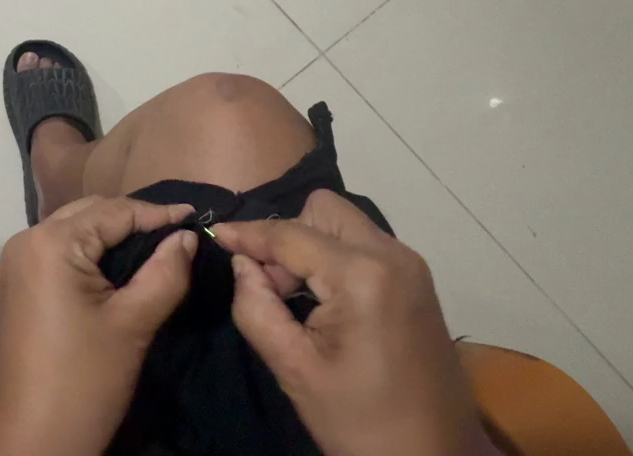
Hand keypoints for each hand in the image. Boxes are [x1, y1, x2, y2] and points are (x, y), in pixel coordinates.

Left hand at [0, 196, 196, 455]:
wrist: (31, 443)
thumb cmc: (84, 382)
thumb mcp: (133, 324)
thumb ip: (165, 273)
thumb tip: (188, 237)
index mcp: (53, 242)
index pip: (115, 211)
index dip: (159, 214)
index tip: (197, 217)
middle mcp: (30, 239)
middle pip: (93, 213)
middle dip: (136, 220)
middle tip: (180, 233)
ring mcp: (21, 260)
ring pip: (78, 229)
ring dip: (115, 234)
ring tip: (159, 244)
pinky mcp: (21, 282)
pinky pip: (63, 250)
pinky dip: (94, 251)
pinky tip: (123, 264)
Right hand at [213, 190, 479, 455]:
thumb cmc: (362, 422)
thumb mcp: (295, 370)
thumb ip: (256, 308)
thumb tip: (241, 263)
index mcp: (362, 275)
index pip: (290, 234)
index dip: (248, 233)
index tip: (216, 234)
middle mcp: (391, 254)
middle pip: (322, 209)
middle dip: (288, 236)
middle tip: (273, 285)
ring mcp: (410, 264)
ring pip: (342, 221)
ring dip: (310, 243)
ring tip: (296, 297)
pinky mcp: (416, 278)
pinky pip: (362, 242)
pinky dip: (334, 254)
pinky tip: (324, 298)